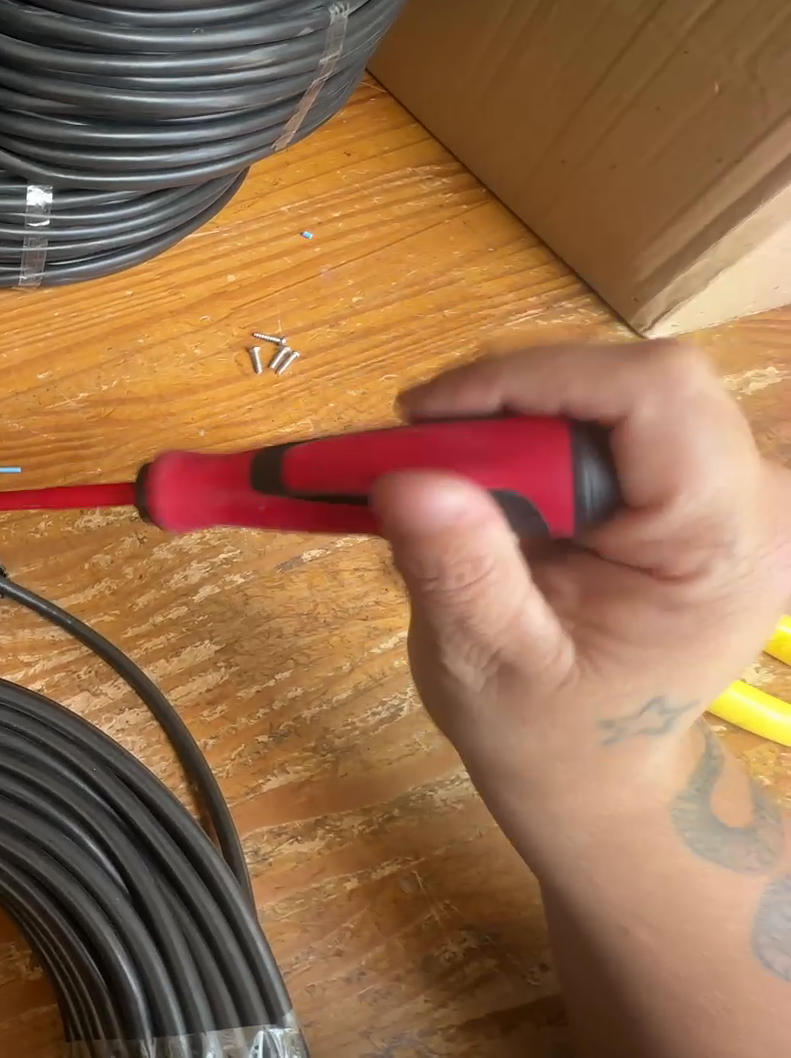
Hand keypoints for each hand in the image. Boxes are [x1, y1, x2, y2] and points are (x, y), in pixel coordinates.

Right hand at [368, 342, 790, 859]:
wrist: (589, 765)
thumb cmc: (542, 727)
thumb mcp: (483, 656)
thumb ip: (455, 568)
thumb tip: (405, 479)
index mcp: (717, 542)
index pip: (651, 396)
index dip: (528, 380)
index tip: (419, 416)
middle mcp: (741, 499)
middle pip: (623, 385)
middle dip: (501, 404)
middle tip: (407, 453)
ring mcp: (710, 493)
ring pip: (601, 395)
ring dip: (497, 420)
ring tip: (428, 474)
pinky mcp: (669, 494)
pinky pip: (588, 424)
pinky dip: (508, 438)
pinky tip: (465, 483)